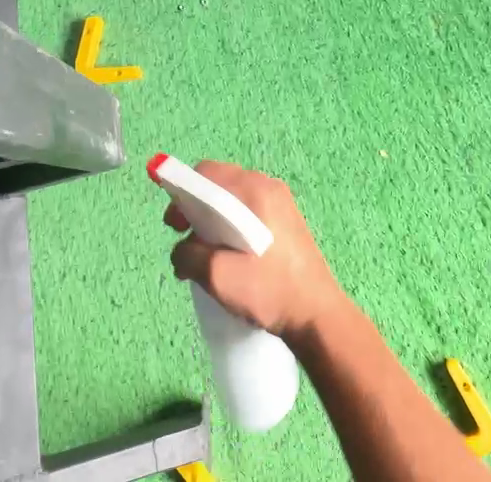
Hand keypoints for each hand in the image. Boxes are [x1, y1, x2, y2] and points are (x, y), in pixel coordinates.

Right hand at [164, 161, 347, 341]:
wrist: (316, 316)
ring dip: (210, 222)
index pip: (206, 173)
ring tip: (202, 256)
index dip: (181, 193)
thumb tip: (182, 250)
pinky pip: (247, 212)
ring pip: (232, 201)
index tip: (173, 225)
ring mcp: (280, 203)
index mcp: (254, 191)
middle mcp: (268, 187)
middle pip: (219, 184)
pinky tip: (225, 257)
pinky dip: (228, 227)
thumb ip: (188, 254)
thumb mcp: (217, 275)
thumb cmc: (269, 290)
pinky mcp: (285, 221)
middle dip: (194, 209)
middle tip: (183, 239)